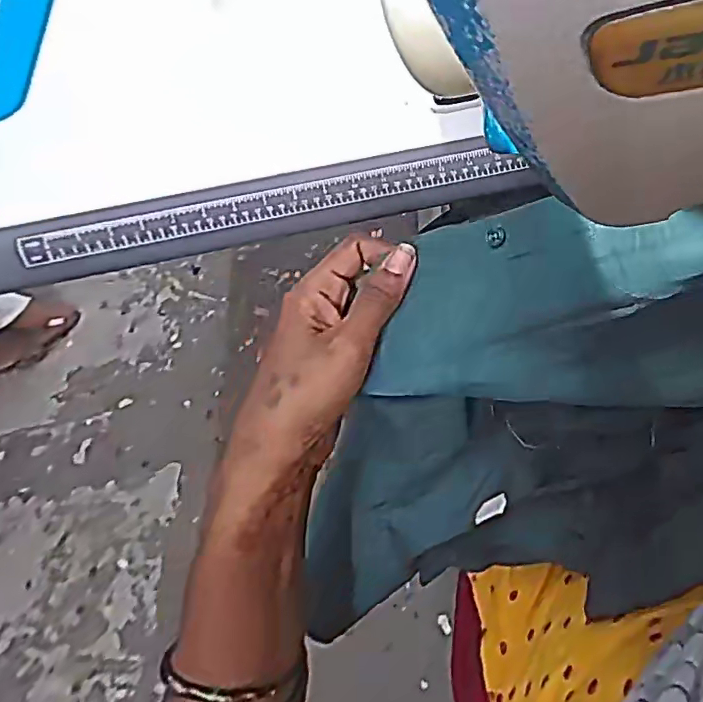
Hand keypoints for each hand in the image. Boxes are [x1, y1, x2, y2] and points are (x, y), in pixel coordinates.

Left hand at [207, 234, 416, 538]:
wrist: (279, 452)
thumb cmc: (300, 398)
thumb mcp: (349, 341)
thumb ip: (379, 297)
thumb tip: (404, 256)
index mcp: (311, 292)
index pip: (354, 249)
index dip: (387, 254)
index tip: (417, 271)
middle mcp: (317, 306)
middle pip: (363, 274)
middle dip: (394, 282)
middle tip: (423, 297)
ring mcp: (326, 331)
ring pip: (368, 304)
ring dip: (393, 310)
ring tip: (418, 320)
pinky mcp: (336, 355)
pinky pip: (368, 331)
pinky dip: (388, 333)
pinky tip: (405, 343)